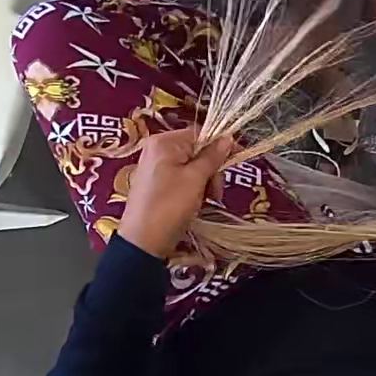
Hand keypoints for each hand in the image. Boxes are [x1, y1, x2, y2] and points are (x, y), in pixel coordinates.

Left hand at [117, 128, 235, 257]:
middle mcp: (157, 150)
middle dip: (210, 171)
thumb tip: (228, 137)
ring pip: (192, 167)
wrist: (143, 242)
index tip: (233, 163)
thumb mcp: (195, 179)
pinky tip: (194, 204)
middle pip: (197, 151)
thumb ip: (212, 156)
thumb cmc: (170, 206)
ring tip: (204, 202)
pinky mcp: (156, 184)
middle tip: (214, 192)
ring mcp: (155, 167)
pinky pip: (181, 179)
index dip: (219, 148)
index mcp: (164, 142)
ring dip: (204, 183)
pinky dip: (192, 190)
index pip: (200, 134)